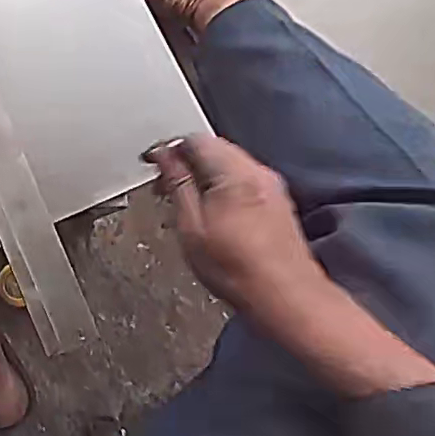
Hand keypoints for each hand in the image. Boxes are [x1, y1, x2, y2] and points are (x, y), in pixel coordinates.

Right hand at [144, 134, 324, 311]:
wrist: (283, 295)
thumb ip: (177, 183)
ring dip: (201, 175)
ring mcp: (270, 187)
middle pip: (214, 148)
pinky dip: (219, 187)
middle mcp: (257, 173)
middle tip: (161, 183)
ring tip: (181, 200)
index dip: (168, 148)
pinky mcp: (276, 202)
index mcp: (234, 174)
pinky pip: (241, 180)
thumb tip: (165, 156)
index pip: (196, 140)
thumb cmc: (236, 267)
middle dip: (184, 161)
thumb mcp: (190, 224)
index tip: (151, 162)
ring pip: (228, 164)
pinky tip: (207, 211)